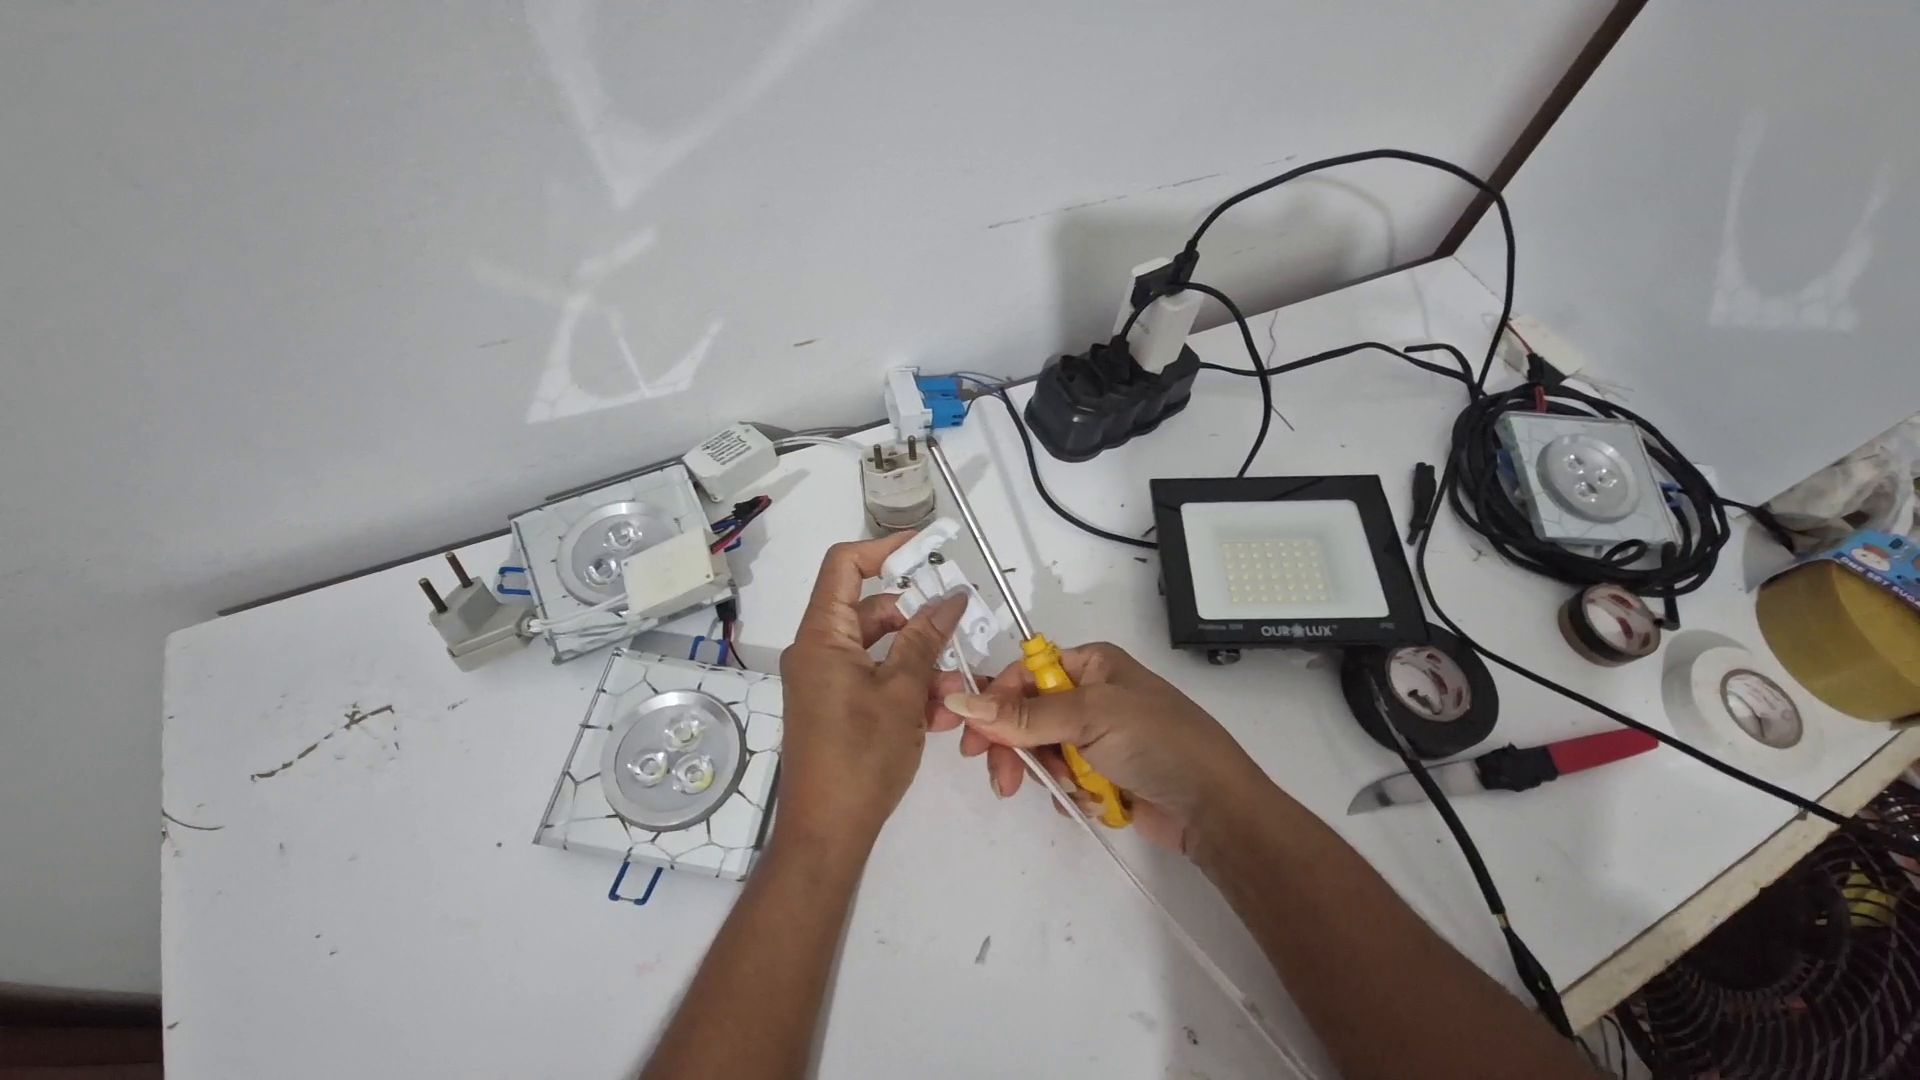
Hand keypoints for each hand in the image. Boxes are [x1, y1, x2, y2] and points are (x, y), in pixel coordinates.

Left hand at [775, 533, 967, 863]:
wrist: (827, 833)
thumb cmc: (861, 757)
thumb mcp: (901, 693)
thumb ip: (925, 640)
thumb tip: (950, 598)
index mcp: (822, 637)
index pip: (844, 566)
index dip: (884, 548)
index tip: (927, 549)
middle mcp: (819, 652)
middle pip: (871, 610)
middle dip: (918, 619)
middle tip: (961, 626)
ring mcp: (827, 682)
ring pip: (880, 650)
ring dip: (920, 660)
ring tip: (958, 683)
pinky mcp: (838, 708)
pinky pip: (876, 680)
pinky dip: (907, 687)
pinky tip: (941, 711)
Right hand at [928, 642, 1265, 853]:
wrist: (1213, 807)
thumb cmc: (1157, 742)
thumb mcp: (1090, 718)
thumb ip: (1024, 715)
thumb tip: (959, 701)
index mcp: (1091, 665)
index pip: (1024, 674)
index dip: (994, 702)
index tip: (970, 737)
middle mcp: (1090, 695)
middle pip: (1025, 715)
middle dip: (1015, 747)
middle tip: (1002, 780)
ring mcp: (1096, 736)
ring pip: (1040, 750)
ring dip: (1047, 773)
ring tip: (1065, 790)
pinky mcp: (1102, 772)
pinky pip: (1062, 777)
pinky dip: (1067, 790)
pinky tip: (1085, 800)